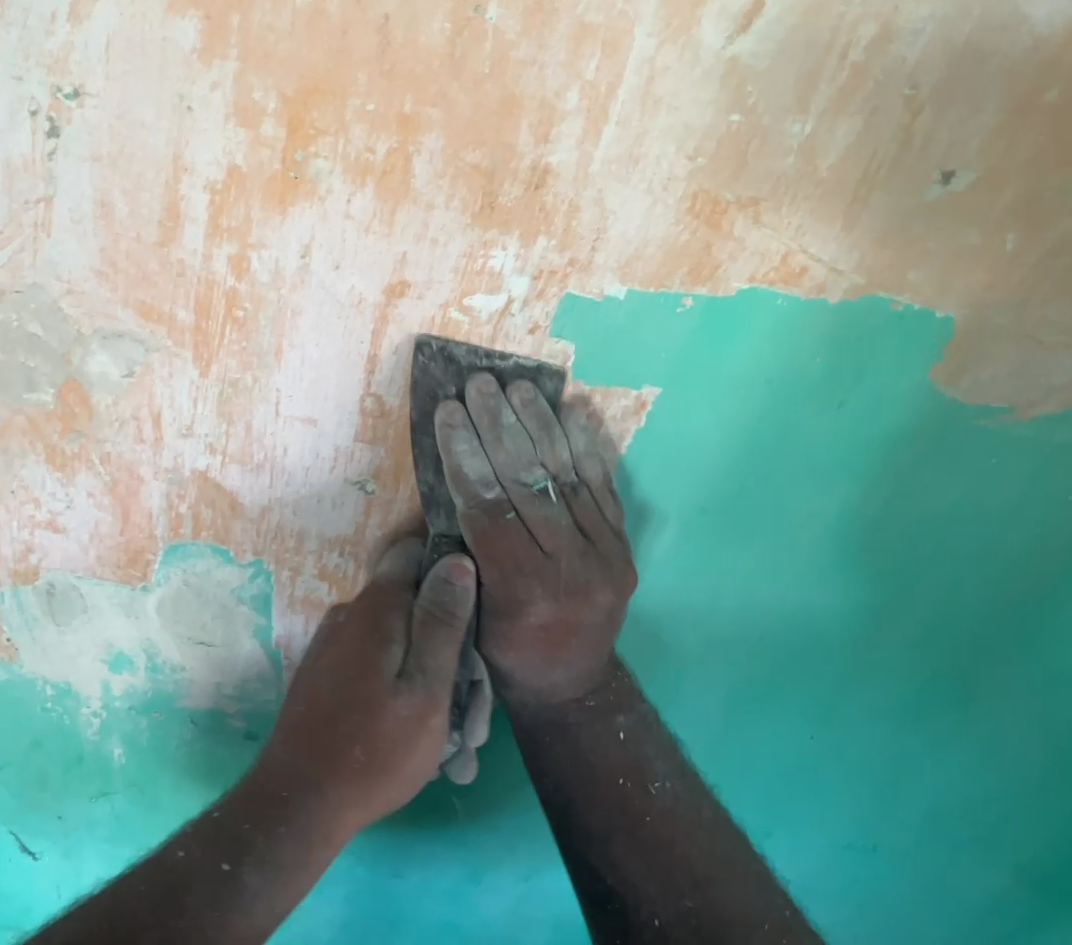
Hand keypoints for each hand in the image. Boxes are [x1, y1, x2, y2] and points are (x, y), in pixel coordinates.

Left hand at [247, 540, 477, 833]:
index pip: (414, 553)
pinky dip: (405, 695)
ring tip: (456, 746)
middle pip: (413, 608)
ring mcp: (334, 645)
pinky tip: (424, 743)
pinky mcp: (328, 673)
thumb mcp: (427, 689)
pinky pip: (378, 668)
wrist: (300, 801)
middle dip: (451, 652)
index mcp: (376, 608)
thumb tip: (455, 559)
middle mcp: (350, 615)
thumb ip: (442, 622)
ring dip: (433, 684)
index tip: (477, 616)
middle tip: (475, 719)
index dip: (451, 572)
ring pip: (400, 645)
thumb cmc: (375, 751)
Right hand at [435, 374, 636, 708]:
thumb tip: (447, 484)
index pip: (488, 507)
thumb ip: (461, 553)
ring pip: (569, 478)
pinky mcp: (624, 548)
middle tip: (480, 385)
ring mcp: (604, 557)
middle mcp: (568, 569)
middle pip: (528, 484)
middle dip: (499, 428)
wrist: (572, 685)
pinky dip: (586, 447)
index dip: (466, 455)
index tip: (449, 412)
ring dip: (541, 426)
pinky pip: (604, 489)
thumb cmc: (503, 651)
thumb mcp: (468, 613)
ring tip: (519, 387)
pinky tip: (569, 412)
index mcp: (521, 590)